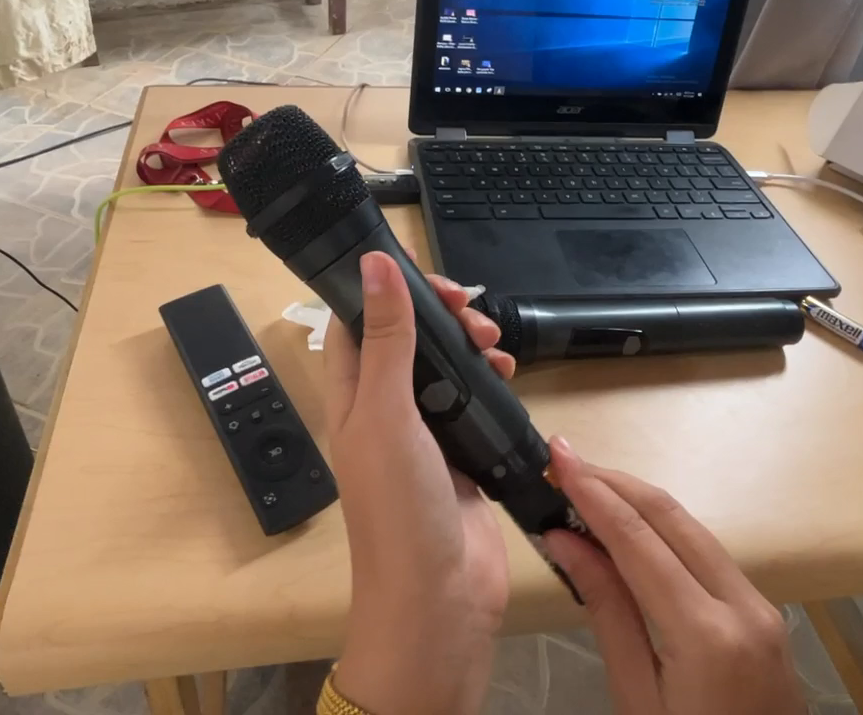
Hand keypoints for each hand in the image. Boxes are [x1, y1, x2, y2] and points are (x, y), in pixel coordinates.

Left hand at [325, 252, 517, 714]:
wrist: (440, 598)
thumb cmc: (399, 504)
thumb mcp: (387, 412)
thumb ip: (387, 338)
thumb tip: (373, 264)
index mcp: (353, 395)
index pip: (360, 323)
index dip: (386, 290)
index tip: (428, 275)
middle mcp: (386, 408)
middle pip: (409, 339)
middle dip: (440, 315)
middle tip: (472, 309)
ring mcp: (426, 433)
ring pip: (446, 367)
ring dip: (469, 344)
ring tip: (496, 343)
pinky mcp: (462, 453)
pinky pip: (475, 401)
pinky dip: (491, 379)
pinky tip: (509, 374)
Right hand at [544, 439, 800, 714]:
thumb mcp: (637, 698)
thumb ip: (606, 610)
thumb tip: (564, 537)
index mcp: (709, 634)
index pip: (638, 540)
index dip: (593, 492)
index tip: (558, 456)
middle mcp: (744, 604)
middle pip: (671, 517)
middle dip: (614, 481)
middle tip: (565, 460)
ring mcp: (760, 605)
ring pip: (691, 527)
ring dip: (636, 499)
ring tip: (586, 483)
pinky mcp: (763, 611)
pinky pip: (705, 551)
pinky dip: (662, 528)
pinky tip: (628, 524)